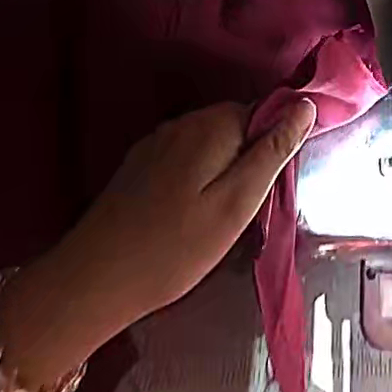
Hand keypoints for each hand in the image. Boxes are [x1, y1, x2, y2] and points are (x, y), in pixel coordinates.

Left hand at [32, 99, 317, 336]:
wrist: (87, 285)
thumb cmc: (173, 249)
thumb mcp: (238, 204)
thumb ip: (274, 151)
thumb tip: (305, 105)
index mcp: (214, 125)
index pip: (266, 111)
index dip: (276, 143)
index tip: (270, 185)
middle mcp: (186, 121)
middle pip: (239, 124)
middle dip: (251, 155)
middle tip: (245, 207)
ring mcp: (159, 140)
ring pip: (214, 140)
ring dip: (225, 166)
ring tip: (217, 214)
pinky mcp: (141, 162)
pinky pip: (188, 153)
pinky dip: (199, 173)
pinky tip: (188, 210)